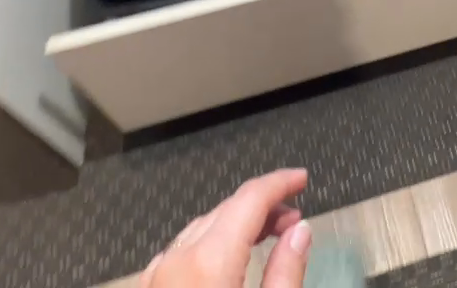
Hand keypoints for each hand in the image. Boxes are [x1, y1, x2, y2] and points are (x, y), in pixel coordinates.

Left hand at [142, 168, 312, 287]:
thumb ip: (286, 271)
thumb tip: (300, 231)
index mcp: (209, 262)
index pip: (250, 198)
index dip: (280, 182)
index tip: (301, 179)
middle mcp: (176, 261)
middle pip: (226, 210)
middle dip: (263, 206)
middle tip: (293, 220)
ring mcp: (155, 277)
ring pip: (201, 229)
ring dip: (235, 225)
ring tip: (266, 237)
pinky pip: (179, 254)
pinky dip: (207, 245)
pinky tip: (224, 260)